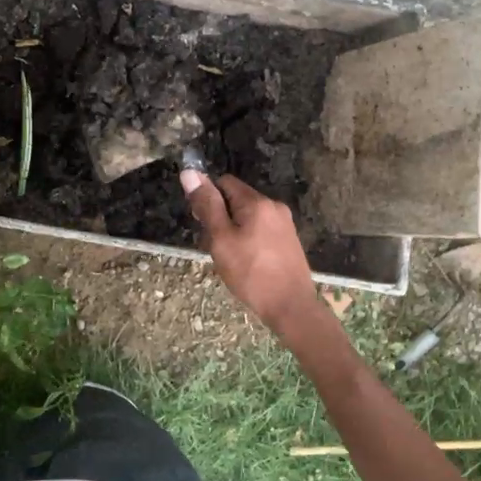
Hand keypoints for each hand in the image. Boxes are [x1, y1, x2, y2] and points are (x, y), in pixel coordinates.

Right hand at [181, 170, 320, 335]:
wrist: (291, 307)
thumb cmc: (251, 273)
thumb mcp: (221, 239)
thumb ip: (207, 206)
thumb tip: (190, 172)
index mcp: (257, 202)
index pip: (224, 182)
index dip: (208, 198)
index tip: (202, 224)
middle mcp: (274, 206)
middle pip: (237, 199)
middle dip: (220, 217)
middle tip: (213, 246)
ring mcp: (284, 224)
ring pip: (248, 217)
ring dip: (232, 230)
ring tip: (228, 258)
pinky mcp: (289, 240)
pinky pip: (261, 230)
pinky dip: (248, 239)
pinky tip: (245, 262)